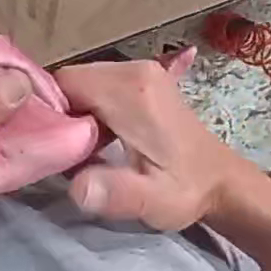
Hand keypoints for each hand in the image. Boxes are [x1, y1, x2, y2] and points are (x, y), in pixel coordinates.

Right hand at [54, 58, 267, 230]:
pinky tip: (98, 135)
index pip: (63, 83)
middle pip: (71, 79)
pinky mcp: (145, 77)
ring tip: (82, 145)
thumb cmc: (185, 190)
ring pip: (82, 81)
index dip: (48, 111)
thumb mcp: (153, 201)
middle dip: (61, 112)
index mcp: (132, 91)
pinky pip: (99, 84)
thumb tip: (78, 188)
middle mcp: (135, 69)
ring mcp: (142, 69)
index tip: (49, 143)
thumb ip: (116, 193)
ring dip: (74, 111)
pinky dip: (90, 107)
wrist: (222, 180)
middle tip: (65, 149)